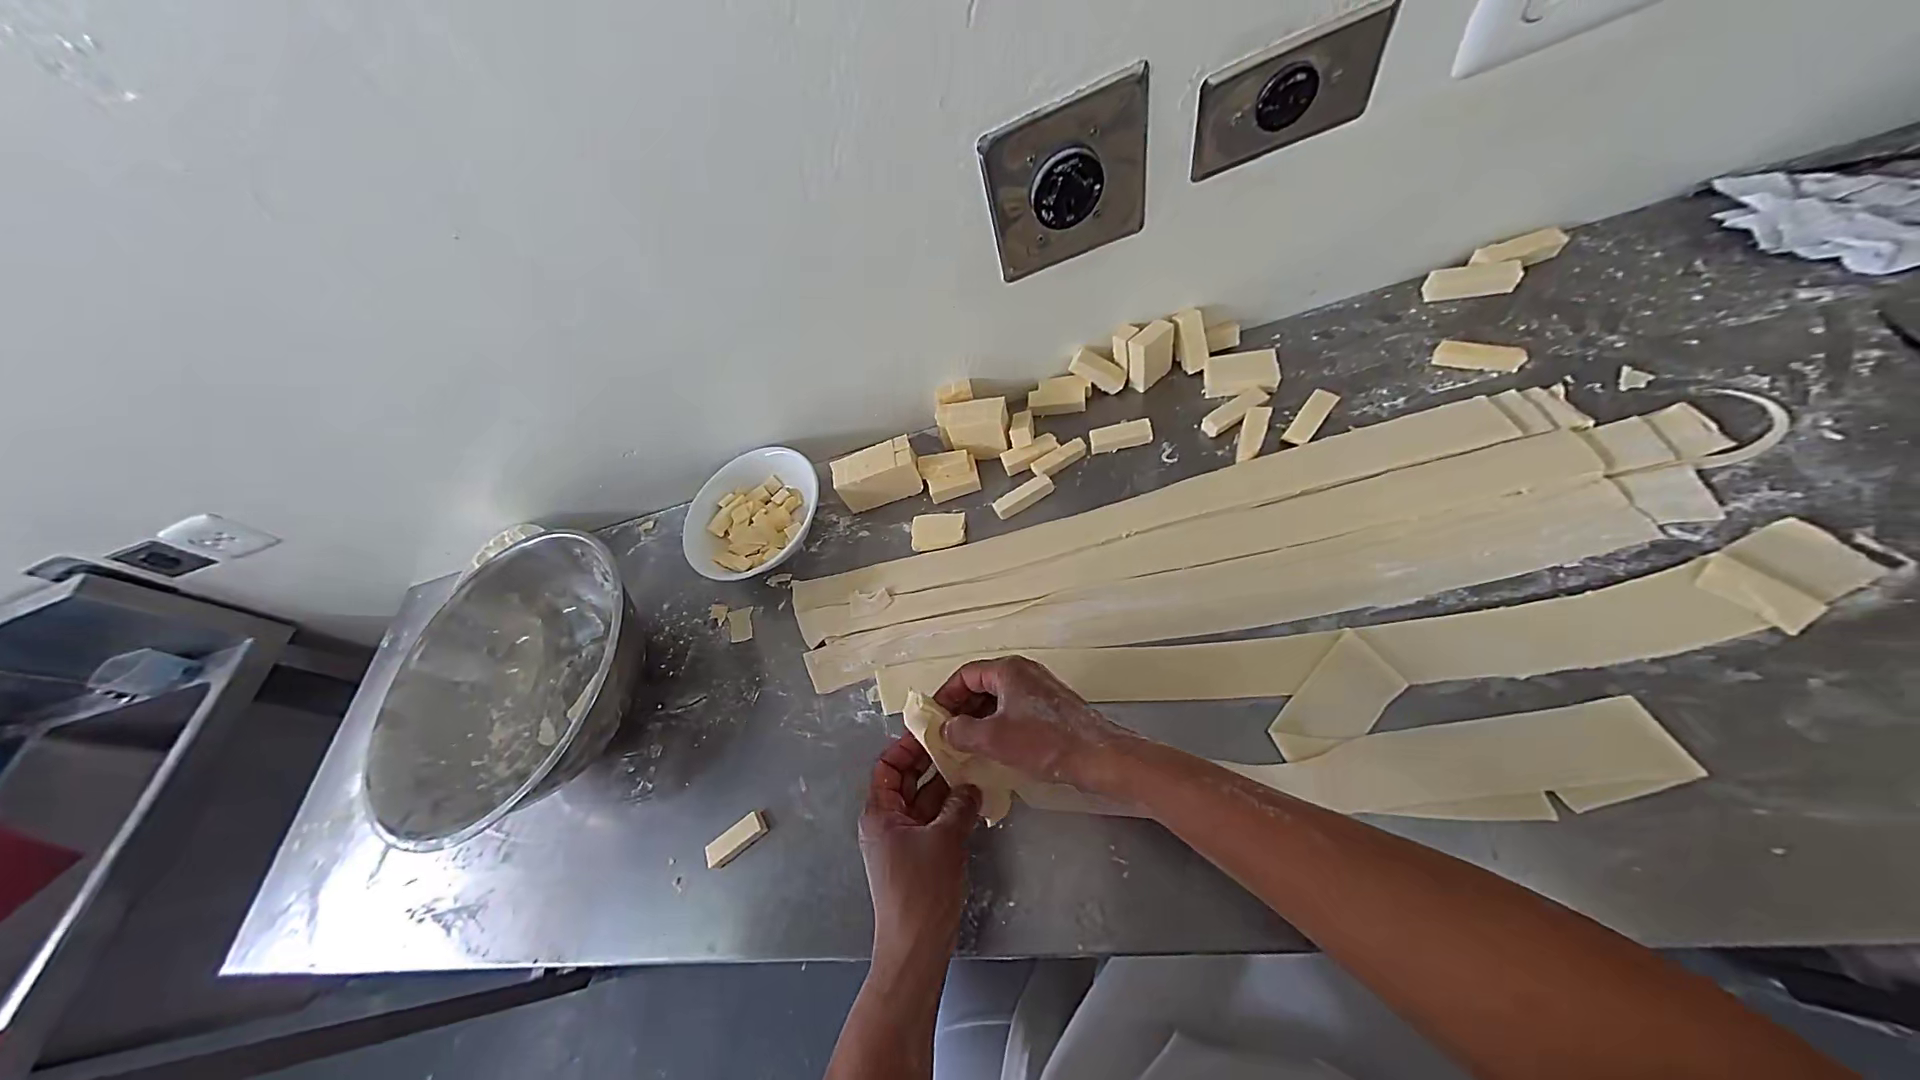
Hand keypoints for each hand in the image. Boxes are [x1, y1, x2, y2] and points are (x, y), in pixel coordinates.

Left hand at [858, 734, 979, 967]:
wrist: (916, 947)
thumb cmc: (921, 890)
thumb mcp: (945, 840)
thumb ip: (959, 806)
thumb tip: (971, 785)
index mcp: (879, 813)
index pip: (887, 766)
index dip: (907, 746)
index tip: (933, 731)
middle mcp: (887, 822)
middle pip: (906, 780)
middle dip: (931, 762)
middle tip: (958, 743)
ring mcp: (903, 839)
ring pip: (923, 800)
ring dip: (945, 785)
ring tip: (972, 765)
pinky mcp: (919, 855)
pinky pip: (933, 819)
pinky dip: (951, 807)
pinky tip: (973, 798)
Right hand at [932, 656, 1139, 793]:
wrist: (1098, 758)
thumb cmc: (1046, 743)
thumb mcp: (993, 739)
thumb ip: (961, 731)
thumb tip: (947, 729)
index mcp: (1009, 670)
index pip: (965, 675)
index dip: (946, 696)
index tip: (934, 718)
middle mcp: (1024, 673)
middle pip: (981, 685)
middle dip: (962, 710)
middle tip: (947, 735)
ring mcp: (1039, 690)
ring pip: (998, 700)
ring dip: (979, 721)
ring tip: (966, 746)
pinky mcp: (1051, 709)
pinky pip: (1014, 711)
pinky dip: (998, 726)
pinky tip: (993, 750)